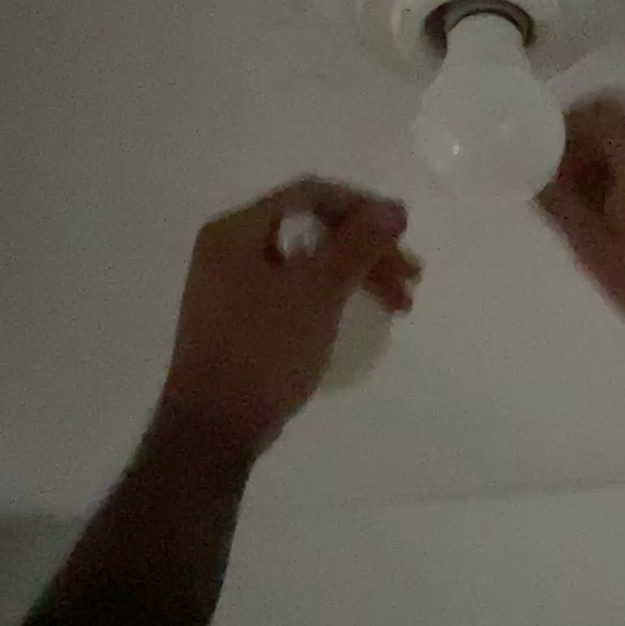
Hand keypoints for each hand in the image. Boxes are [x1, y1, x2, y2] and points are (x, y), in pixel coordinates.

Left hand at [156, 178, 418, 457]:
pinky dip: (336, 294)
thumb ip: (359, 244)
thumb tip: (395, 208)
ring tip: (401, 305)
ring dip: (360, 273)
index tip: (401, 235)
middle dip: (369, 249)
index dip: (362, 207)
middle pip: (315, 228)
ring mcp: (236, 284)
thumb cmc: (263, 352)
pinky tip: (362, 314)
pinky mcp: (245, 316)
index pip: (311, 194)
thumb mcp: (318, 292)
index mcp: (238, 230)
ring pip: (312, 260)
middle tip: (411, 277)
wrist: (213, 431)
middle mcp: (232, 248)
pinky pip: (299, 287)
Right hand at [537, 95, 624, 347]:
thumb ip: (558, 202)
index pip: (603, 110)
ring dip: (603, 162)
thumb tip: (532, 175)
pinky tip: (608, 213)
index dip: (569, 121)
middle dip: (583, 145)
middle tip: (555, 180)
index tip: (544, 147)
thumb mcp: (590, 245)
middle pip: (619, 126)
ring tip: (577, 202)